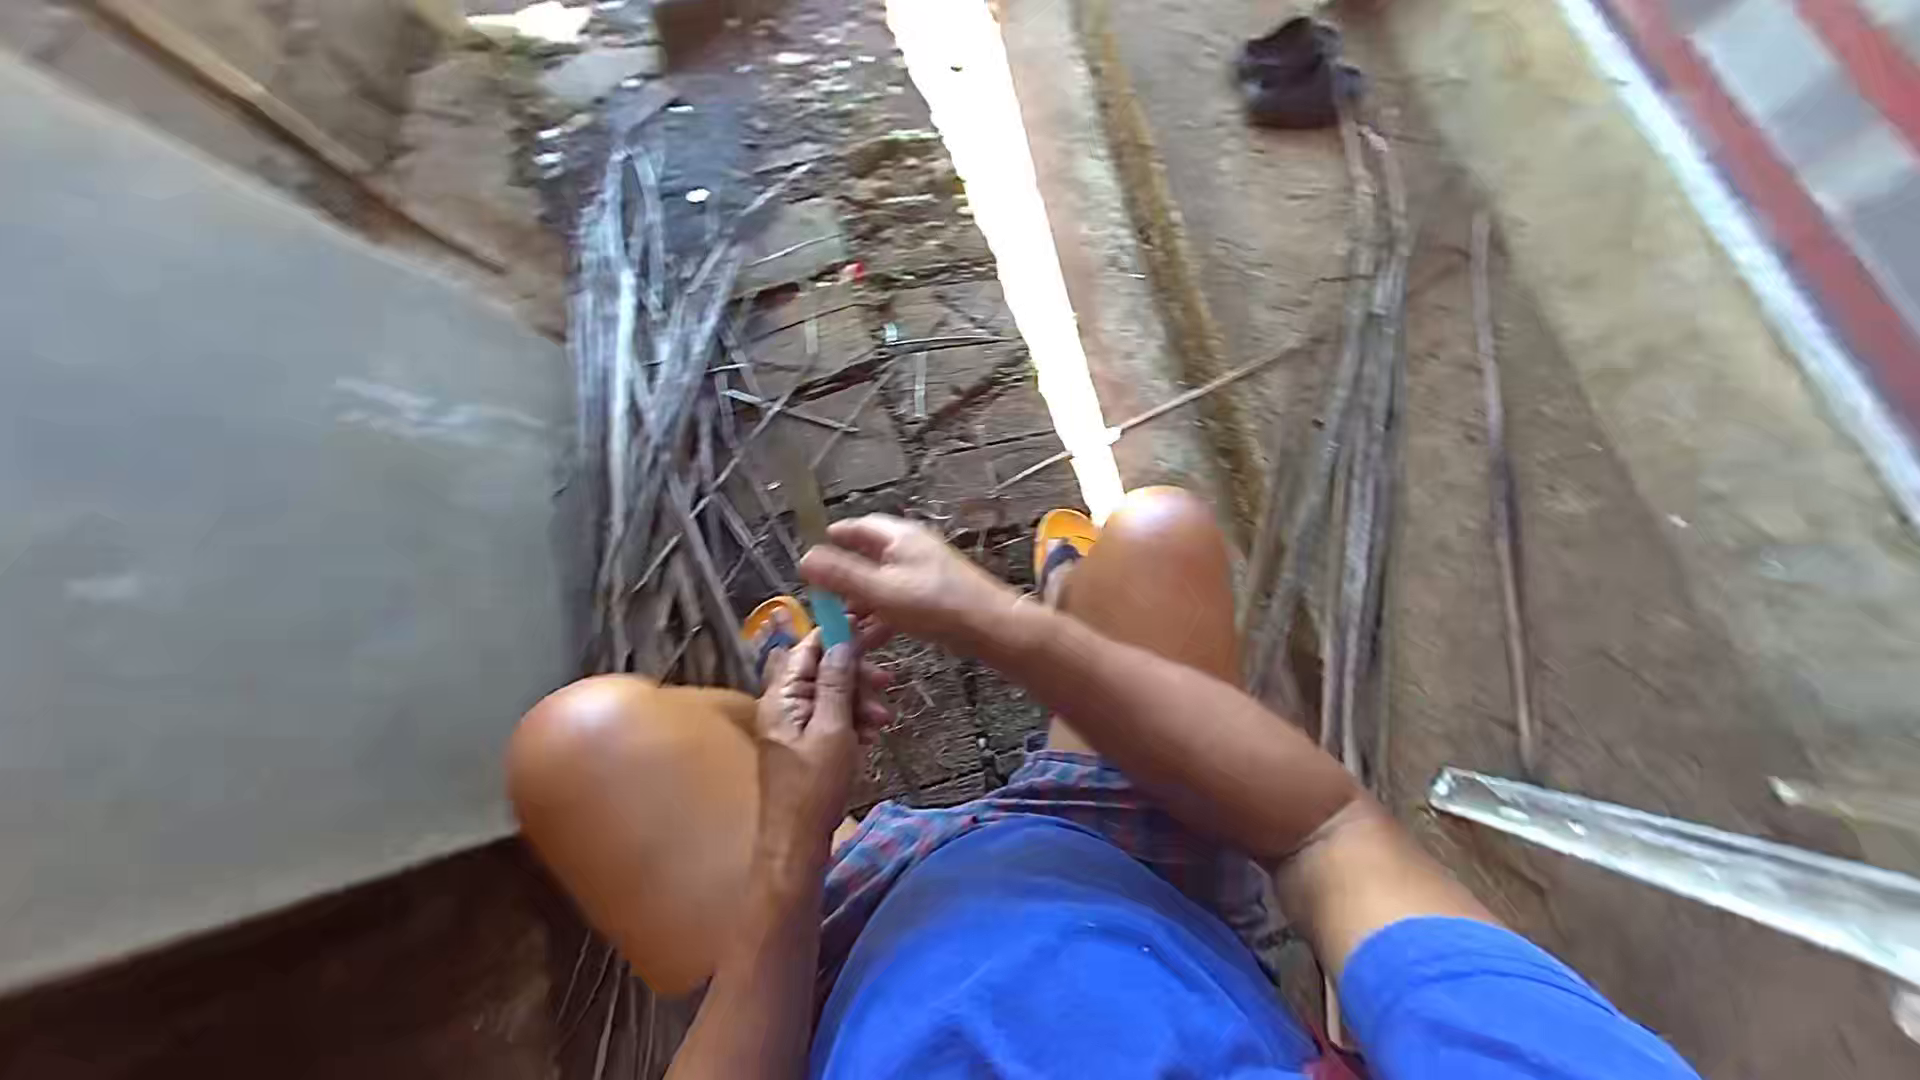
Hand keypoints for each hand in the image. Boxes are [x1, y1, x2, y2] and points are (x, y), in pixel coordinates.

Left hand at [752, 630, 866, 881]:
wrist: (799, 842)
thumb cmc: (815, 787)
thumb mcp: (833, 729)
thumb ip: (836, 683)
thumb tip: (842, 640)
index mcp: (781, 696)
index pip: (808, 647)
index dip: (839, 633)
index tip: (870, 625)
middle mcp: (783, 703)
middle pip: (823, 669)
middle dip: (856, 674)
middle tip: (887, 680)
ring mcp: (794, 723)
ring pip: (832, 693)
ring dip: (860, 701)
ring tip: (882, 721)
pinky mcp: (805, 740)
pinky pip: (833, 716)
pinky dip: (854, 720)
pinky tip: (870, 736)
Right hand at [799, 516, 1020, 657]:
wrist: (990, 626)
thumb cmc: (933, 604)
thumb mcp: (879, 590)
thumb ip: (840, 575)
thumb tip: (805, 558)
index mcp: (897, 536)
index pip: (856, 527)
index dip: (833, 539)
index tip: (812, 556)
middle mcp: (912, 546)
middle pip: (868, 554)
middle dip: (845, 576)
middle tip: (823, 597)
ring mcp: (926, 569)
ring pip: (883, 580)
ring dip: (862, 599)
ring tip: (844, 623)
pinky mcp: (936, 592)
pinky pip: (900, 597)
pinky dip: (883, 612)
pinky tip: (872, 636)